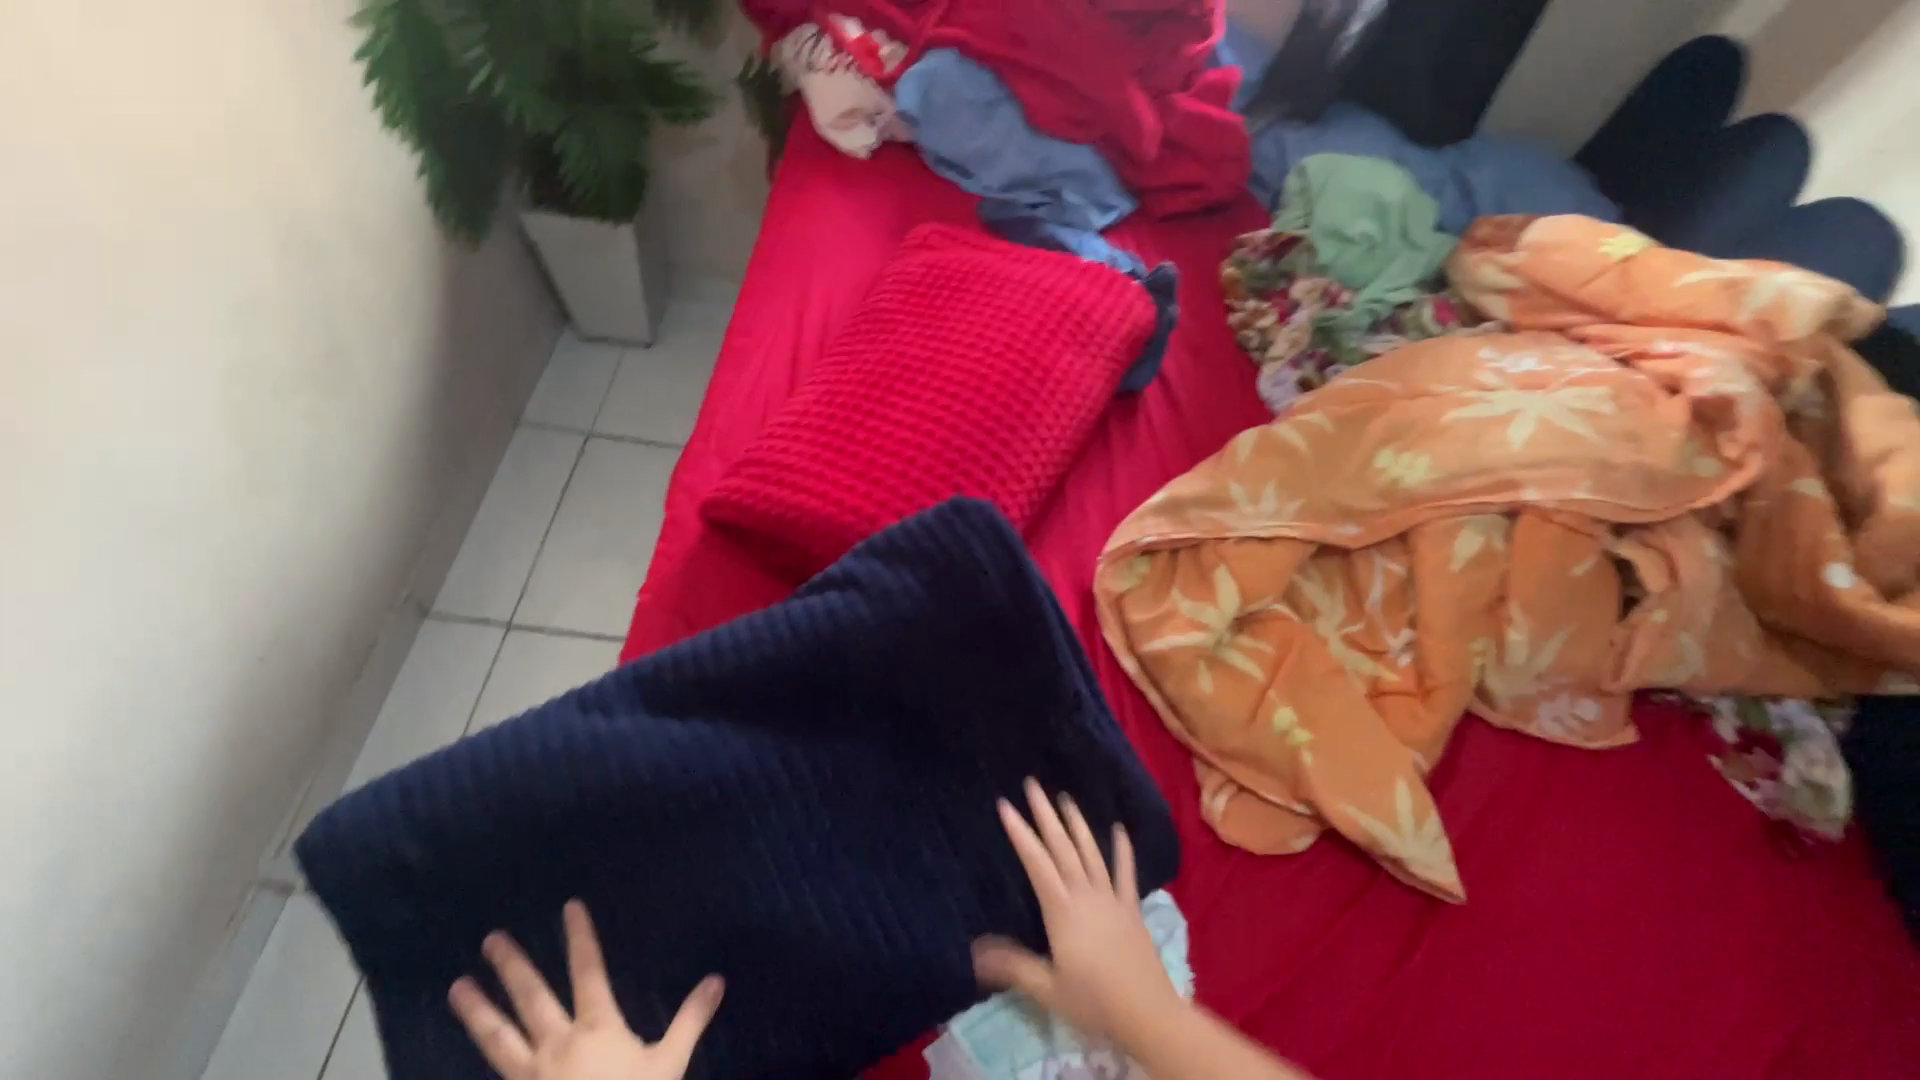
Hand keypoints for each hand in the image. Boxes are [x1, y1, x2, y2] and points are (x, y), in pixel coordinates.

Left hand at [449, 900, 722, 1079]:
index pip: (588, 971)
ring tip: (456, 987)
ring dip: (477, 1010)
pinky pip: (496, 1074)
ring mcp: (530, 1076)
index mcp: (597, 1028)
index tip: (569, 907)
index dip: (580, 938)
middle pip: (531, 998)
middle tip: (490, 940)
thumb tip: (717, 979)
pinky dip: (481, 1058)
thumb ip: (690, 1020)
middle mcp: (557, 1044)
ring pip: (498, 1036)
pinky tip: (471, 1049)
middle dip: (513, 967)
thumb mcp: (670, 1064)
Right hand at [972, 779, 1180, 1040]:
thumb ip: (1013, 965)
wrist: (1148, 1014)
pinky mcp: (1131, 907)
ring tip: (1065, 797)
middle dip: (1045, 814)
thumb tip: (974, 949)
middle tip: (1032, 784)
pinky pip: (1125, 872)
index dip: (1020, 833)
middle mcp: (1086, 895)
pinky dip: (1122, 849)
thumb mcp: (1047, 988)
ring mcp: (1111, 898)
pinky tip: (1120, 829)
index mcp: (1062, 910)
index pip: (1036, 863)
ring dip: (1076, 823)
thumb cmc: (1094, 1002)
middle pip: (1062, 847)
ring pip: (1091, 852)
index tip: (1005, 805)